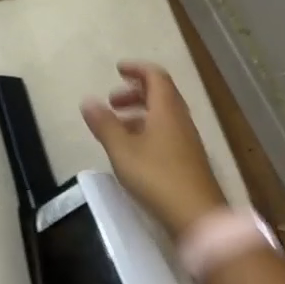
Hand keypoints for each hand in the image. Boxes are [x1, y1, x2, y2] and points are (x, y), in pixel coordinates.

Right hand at [81, 61, 228, 237]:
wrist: (196, 214)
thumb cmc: (156, 176)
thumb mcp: (122, 150)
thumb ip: (104, 124)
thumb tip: (88, 100)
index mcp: (167, 111)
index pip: (156, 77)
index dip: (137, 69)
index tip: (117, 69)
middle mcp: (180, 120)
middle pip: (161, 95)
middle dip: (135, 92)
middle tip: (112, 101)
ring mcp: (187, 141)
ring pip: (163, 115)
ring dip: (140, 113)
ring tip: (116, 126)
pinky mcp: (187, 159)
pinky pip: (166, 132)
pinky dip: (147, 129)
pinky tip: (132, 149)